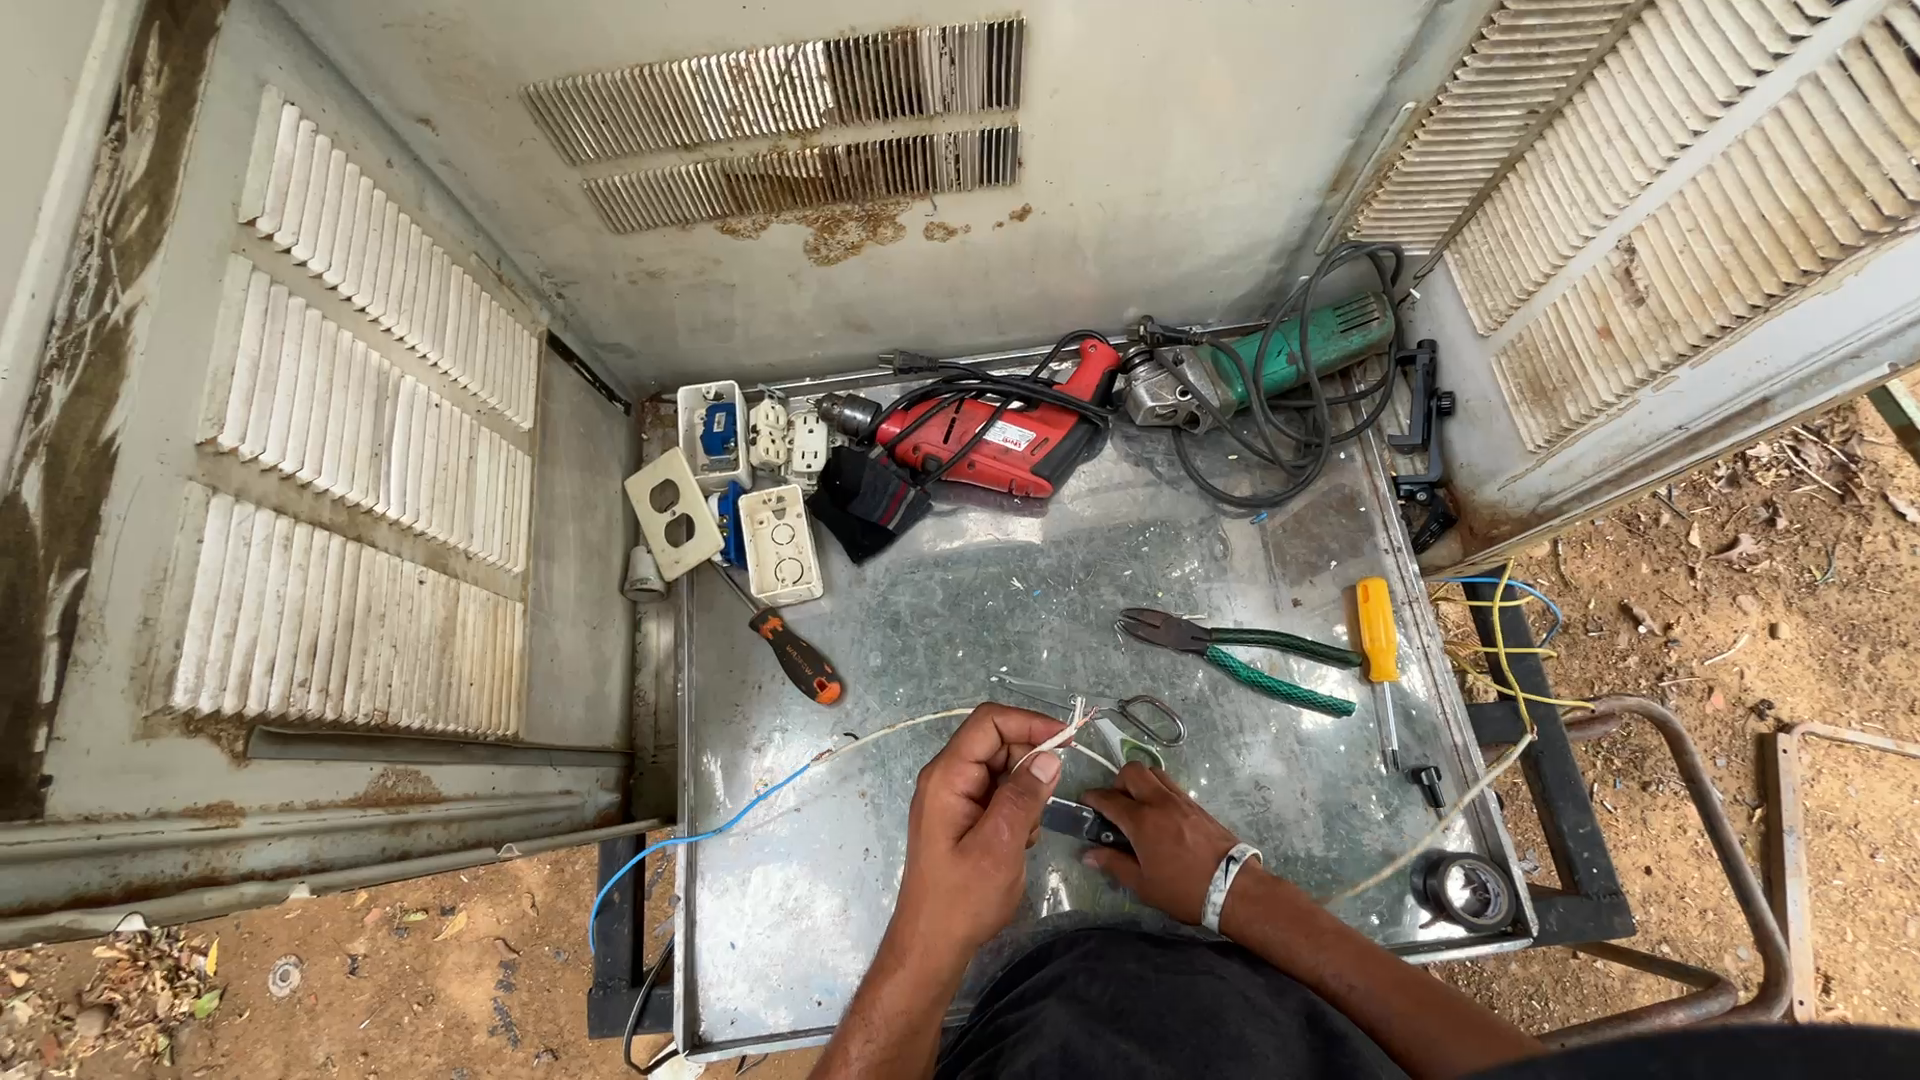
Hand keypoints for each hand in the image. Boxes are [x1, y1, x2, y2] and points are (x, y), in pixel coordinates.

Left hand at [891, 703, 1065, 957]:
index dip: (1028, 721)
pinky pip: (998, 794)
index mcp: (947, 776)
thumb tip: (1049, 756)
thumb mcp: (999, 845)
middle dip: (1029, 761)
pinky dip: (1017, 809)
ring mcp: (954, 797)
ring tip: (1027, 832)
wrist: (932, 945)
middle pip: (995, 742)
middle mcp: (947, 777)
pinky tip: (1019, 842)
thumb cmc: (962, 899)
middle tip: (1051, 795)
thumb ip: (1024, 796)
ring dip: (1025, 791)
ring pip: (1001, 769)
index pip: (988, 722)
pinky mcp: (963, 816)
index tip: (1066, 738)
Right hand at [1081, 763, 1253, 923]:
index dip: (1093, 798)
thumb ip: (1113, 864)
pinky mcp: (1197, 805)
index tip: (1085, 802)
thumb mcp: (1143, 885)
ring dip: (1141, 782)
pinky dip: (1159, 790)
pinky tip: (1161, 815)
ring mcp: (1181, 800)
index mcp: (1142, 821)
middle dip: (1117, 782)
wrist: (1234, 888)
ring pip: (1154, 773)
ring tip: (1139, 806)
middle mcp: (1159, 802)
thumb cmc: (1184, 890)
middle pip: (1132, 771)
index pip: (1109, 798)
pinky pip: (1171, 785)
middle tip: (1117, 804)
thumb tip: (1088, 854)